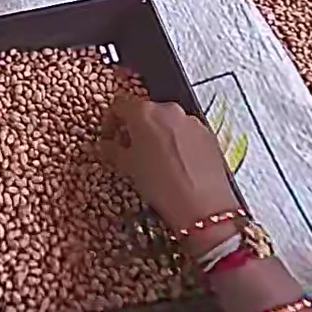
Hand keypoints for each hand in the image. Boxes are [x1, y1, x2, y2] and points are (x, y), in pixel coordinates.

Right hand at [100, 94, 238, 234]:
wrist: (203, 206)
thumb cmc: (162, 184)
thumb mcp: (127, 167)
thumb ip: (112, 150)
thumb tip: (105, 146)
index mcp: (144, 112)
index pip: (118, 105)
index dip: (110, 121)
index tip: (109, 137)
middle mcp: (168, 110)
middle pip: (144, 111)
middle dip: (134, 128)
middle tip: (129, 150)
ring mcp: (190, 120)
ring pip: (165, 121)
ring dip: (155, 135)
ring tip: (153, 160)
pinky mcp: (207, 133)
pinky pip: (184, 131)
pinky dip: (175, 142)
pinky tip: (173, 164)